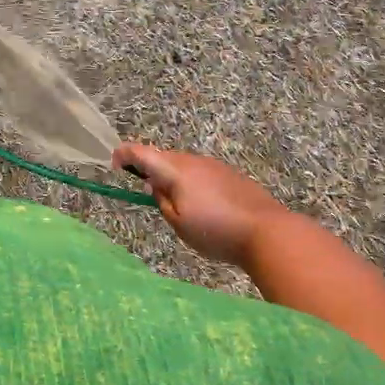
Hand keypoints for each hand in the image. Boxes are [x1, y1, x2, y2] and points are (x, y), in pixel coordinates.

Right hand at [113, 142, 286, 262]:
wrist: (269, 232)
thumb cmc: (217, 232)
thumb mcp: (179, 224)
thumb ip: (163, 202)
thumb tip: (157, 187)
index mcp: (175, 170)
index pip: (141, 152)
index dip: (124, 155)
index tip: (116, 166)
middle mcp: (192, 160)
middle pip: (163, 157)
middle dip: (150, 169)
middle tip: (148, 190)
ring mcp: (214, 165)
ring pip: (184, 165)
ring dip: (174, 176)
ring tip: (179, 203)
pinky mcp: (231, 174)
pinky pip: (202, 172)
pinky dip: (194, 182)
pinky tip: (205, 206)